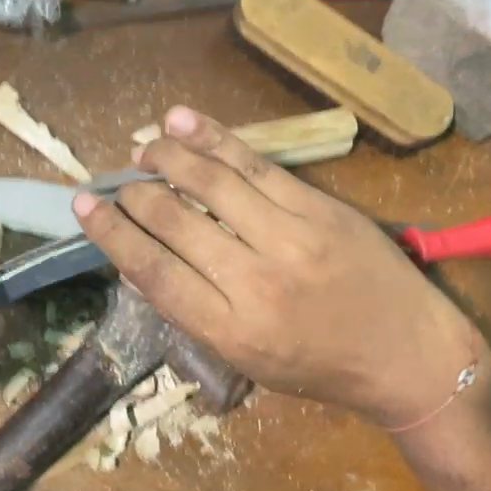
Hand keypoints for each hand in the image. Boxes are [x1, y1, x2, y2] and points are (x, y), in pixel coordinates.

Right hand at [73, 106, 480, 424]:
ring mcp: (290, 239)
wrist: (406, 353)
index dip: (113, 235)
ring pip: (212, 184)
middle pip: (176, 223)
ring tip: (142, 148)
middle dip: (136, 196)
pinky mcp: (319, 208)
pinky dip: (214, 140)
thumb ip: (193, 315)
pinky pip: (256, 166)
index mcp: (230, 331)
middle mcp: (254, 282)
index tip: (84, 208)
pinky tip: (181, 122)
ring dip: (167, 159)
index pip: (154, 273)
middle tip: (116, 184)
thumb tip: (140, 268)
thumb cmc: (319, 367)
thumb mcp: (246, 361)